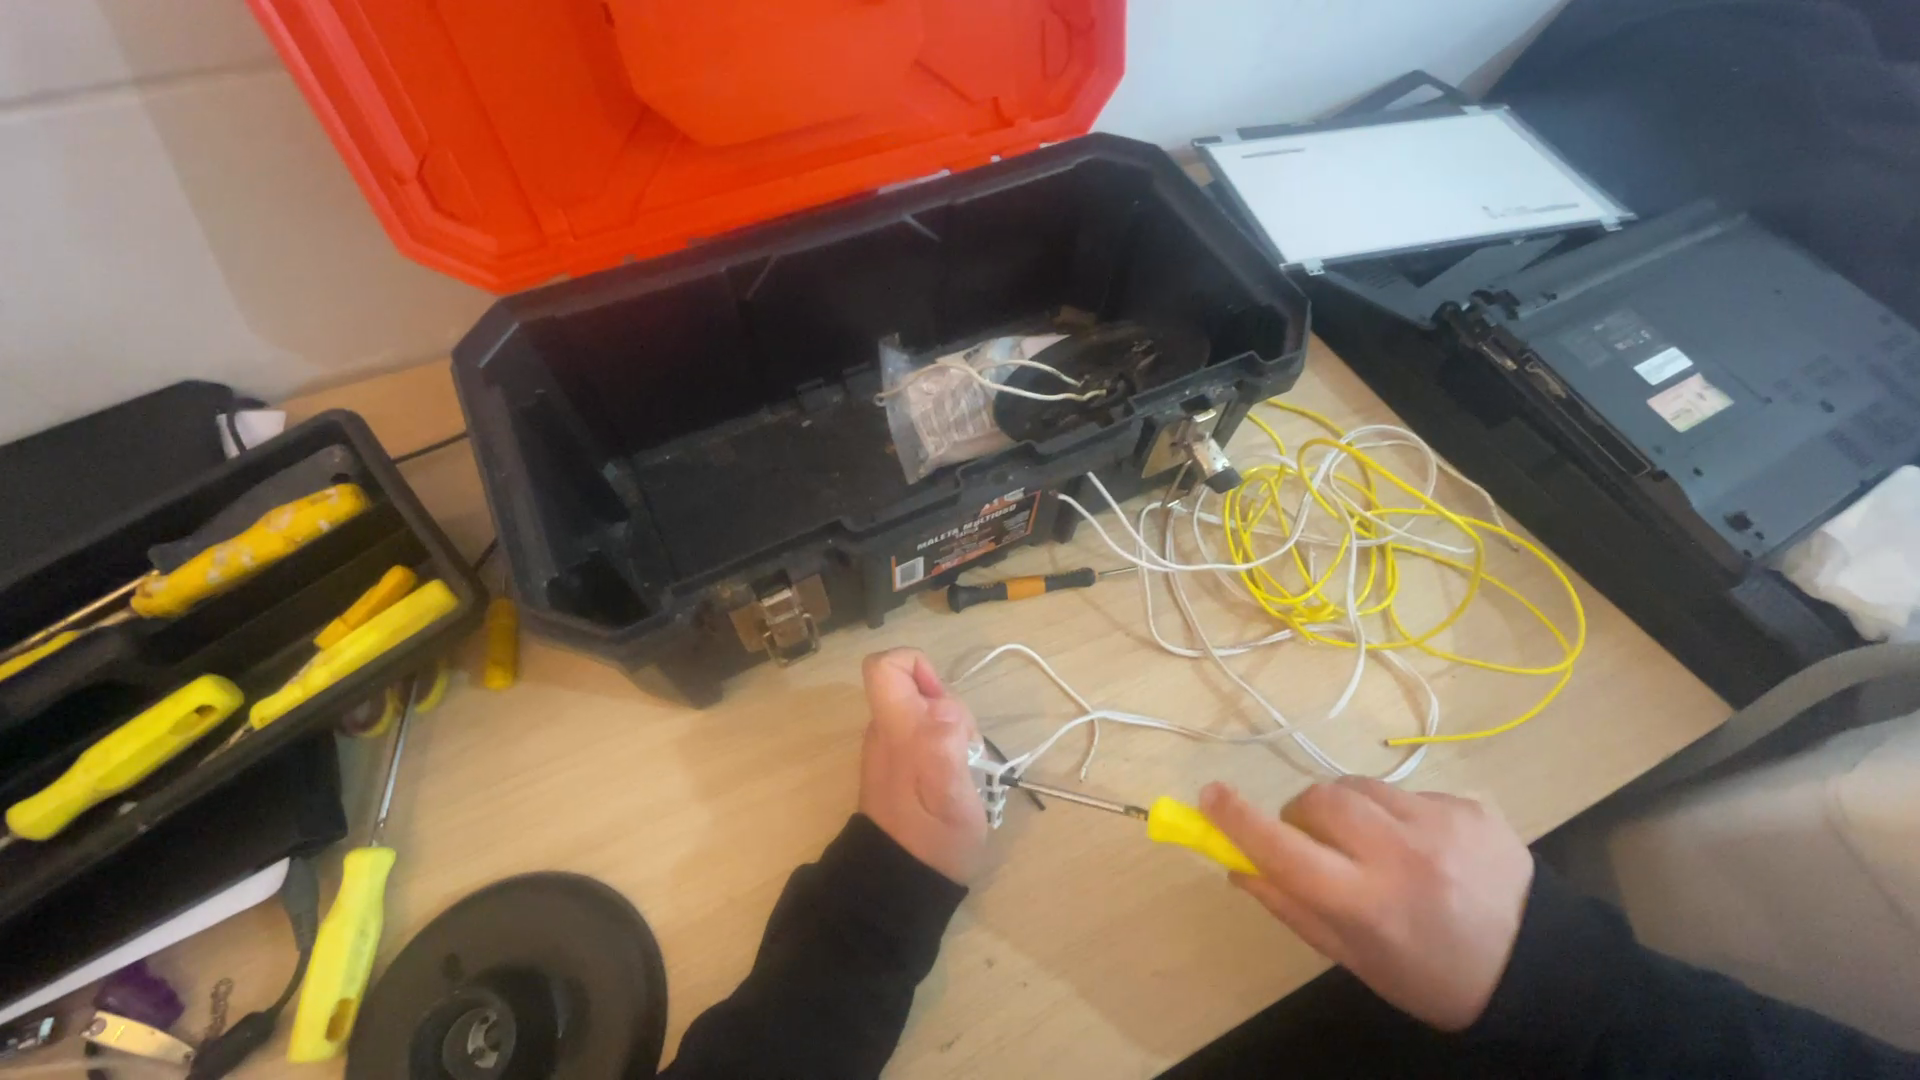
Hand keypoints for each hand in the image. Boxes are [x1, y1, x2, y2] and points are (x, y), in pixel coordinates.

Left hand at [858, 649, 987, 884]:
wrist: (901, 881)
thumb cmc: (933, 842)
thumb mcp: (952, 798)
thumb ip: (946, 745)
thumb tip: (945, 708)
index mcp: (897, 730)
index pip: (885, 666)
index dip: (917, 665)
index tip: (944, 702)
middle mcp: (887, 731)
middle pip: (918, 688)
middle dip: (951, 709)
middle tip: (966, 751)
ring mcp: (891, 747)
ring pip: (927, 711)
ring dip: (955, 732)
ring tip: (964, 771)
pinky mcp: (898, 764)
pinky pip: (927, 734)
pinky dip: (948, 748)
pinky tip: (957, 779)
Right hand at [1201, 777, 1533, 1030]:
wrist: (1545, 975)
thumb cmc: (1434, 978)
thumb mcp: (1357, 959)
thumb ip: (1291, 907)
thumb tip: (1235, 864)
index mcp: (1367, 903)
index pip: (1282, 848)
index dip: (1238, 818)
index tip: (1210, 794)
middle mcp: (1400, 854)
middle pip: (1317, 800)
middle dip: (1302, 815)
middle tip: (1315, 842)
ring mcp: (1440, 823)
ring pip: (1357, 787)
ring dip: (1347, 808)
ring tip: (1374, 843)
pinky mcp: (1469, 805)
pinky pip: (1406, 793)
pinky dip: (1396, 813)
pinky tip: (1423, 847)